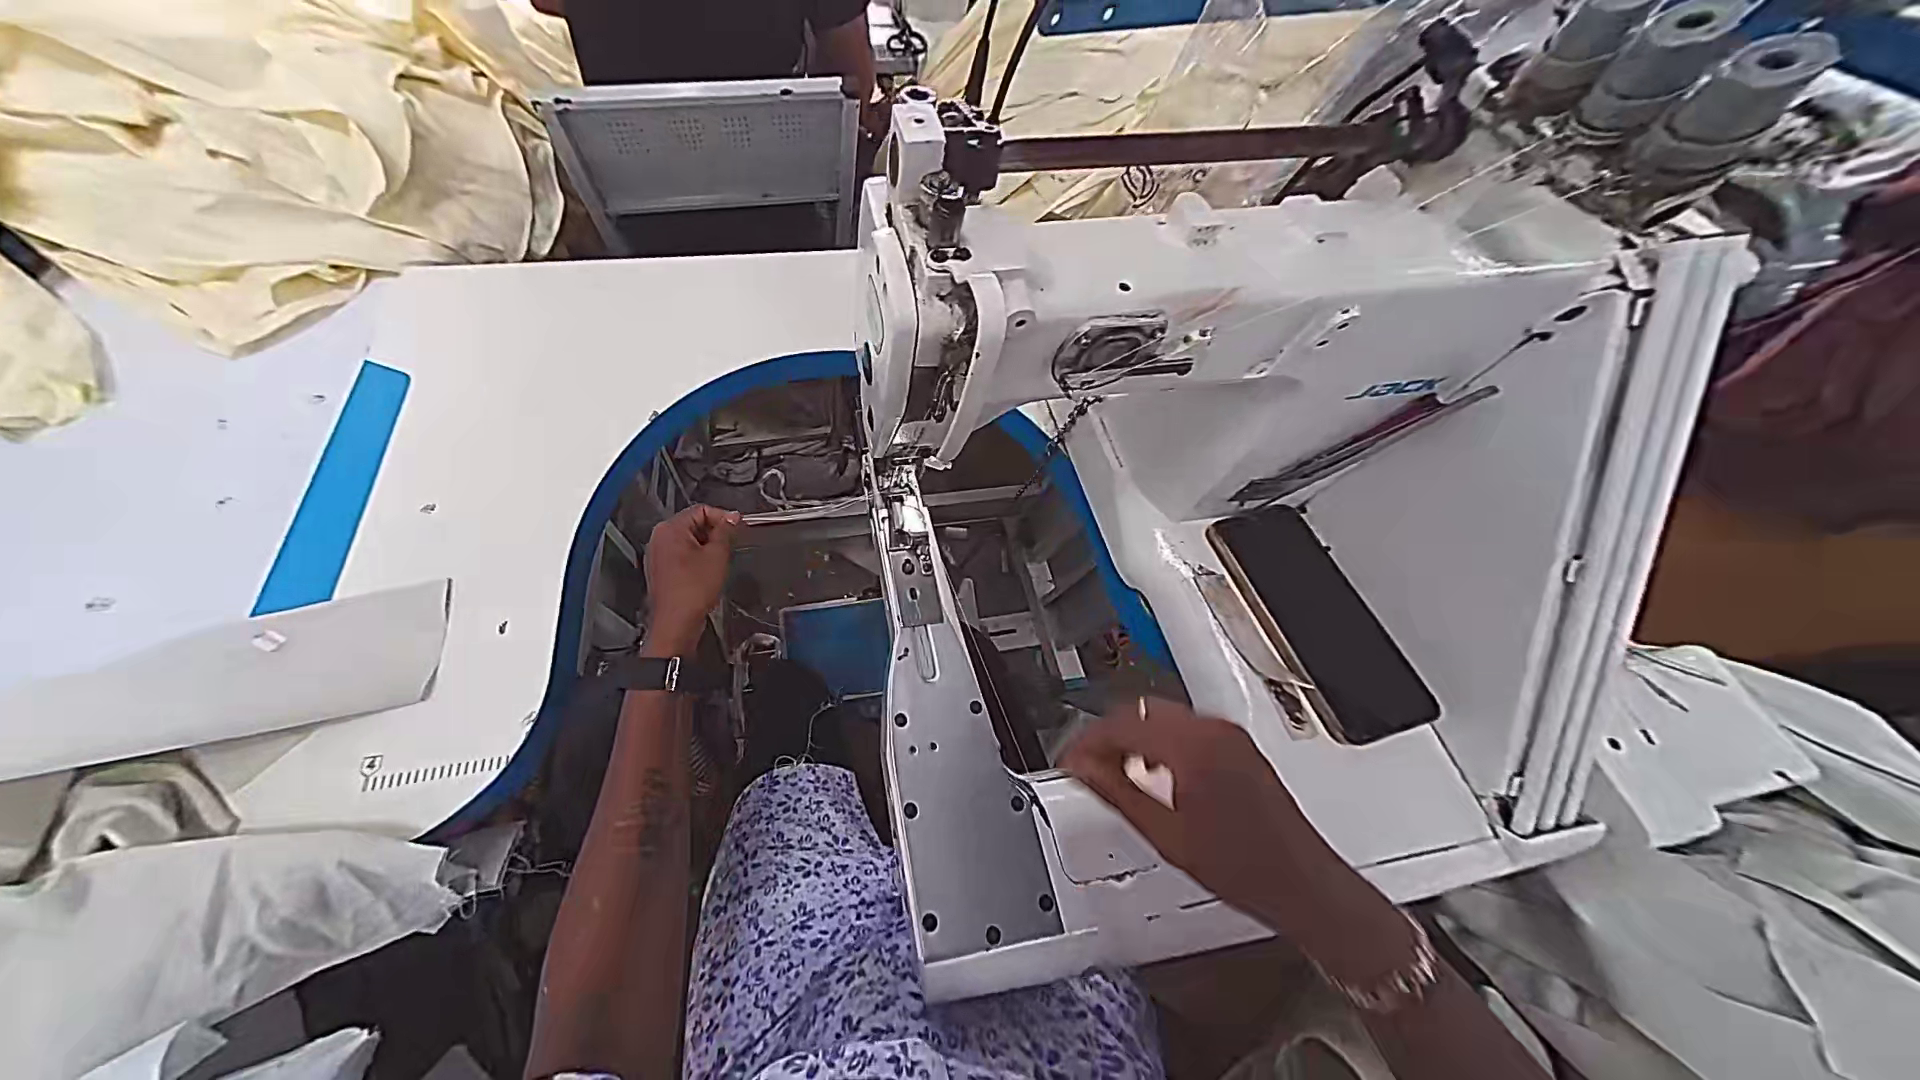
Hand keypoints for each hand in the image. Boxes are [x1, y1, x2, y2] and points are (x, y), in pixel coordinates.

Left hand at [642, 505, 741, 654]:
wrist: (677, 622)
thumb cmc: (692, 590)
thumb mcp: (717, 555)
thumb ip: (725, 532)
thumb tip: (732, 518)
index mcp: (670, 529)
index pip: (701, 510)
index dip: (723, 517)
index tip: (738, 527)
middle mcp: (660, 538)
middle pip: (693, 523)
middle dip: (715, 532)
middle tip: (731, 545)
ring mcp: (658, 554)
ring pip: (689, 540)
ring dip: (707, 546)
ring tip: (720, 561)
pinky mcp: (662, 569)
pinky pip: (683, 555)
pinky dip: (698, 558)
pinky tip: (708, 572)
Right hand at [1062, 698, 1414, 982]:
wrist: (1303, 884)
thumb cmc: (1247, 868)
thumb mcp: (1164, 835)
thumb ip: (1116, 792)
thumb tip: (1084, 769)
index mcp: (1191, 748)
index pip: (1121, 724)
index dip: (1087, 740)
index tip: (1072, 757)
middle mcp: (1212, 730)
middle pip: (1139, 709)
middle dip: (1107, 733)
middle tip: (1087, 760)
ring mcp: (1227, 734)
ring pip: (1160, 712)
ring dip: (1131, 733)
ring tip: (1113, 766)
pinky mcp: (1236, 742)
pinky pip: (1183, 723)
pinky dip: (1157, 737)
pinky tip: (1149, 767)